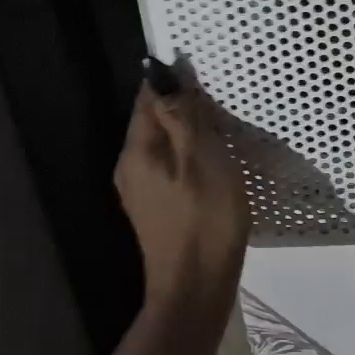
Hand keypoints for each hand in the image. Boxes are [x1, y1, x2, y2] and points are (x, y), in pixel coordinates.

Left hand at [114, 80, 252, 310]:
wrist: (196, 287)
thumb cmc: (205, 217)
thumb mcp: (202, 158)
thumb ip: (182, 115)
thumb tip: (164, 73)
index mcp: (137, 151)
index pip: (147, 97)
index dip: (172, 78)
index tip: (205, 67)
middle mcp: (130, 167)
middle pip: (153, 119)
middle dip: (182, 101)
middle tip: (221, 91)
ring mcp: (142, 190)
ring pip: (164, 142)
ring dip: (189, 127)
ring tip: (223, 119)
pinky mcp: (158, 207)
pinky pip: (171, 163)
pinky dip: (191, 151)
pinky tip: (215, 155)